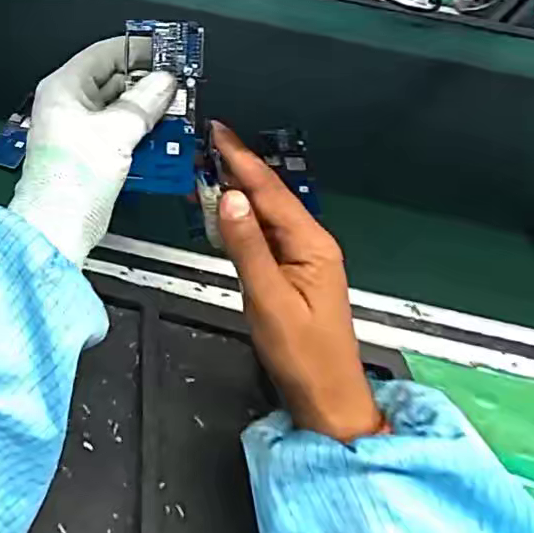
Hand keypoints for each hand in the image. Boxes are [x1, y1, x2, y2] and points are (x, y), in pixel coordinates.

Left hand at [7, 37, 175, 264]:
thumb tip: (165, 81)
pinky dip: (141, 128)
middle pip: (113, 78)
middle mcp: (68, 103)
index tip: (166, 50)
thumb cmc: (70, 180)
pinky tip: (165, 131)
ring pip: (119, 105)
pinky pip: (120, 128)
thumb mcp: (116, 133)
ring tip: (177, 106)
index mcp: (63, 88)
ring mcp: (79, 127)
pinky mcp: (91, 150)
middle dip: (147, 81)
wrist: (57, 228)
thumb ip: (144, 102)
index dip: (136, 50)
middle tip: (179, 82)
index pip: (103, 53)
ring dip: (147, 107)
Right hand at [211, 121, 385, 441]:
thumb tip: (229, 197)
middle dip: (238, 166)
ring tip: (208, 168)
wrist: (328, 400)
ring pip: (265, 211)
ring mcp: (302, 255)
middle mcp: (310, 242)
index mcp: (311, 244)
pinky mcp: (292, 268)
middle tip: (205, 144)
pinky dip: (240, 215)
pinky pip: (263, 230)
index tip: (218, 132)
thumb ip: (247, 246)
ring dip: (237, 189)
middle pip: (269, 195)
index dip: (241, 158)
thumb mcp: (269, 300)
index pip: (270, 190)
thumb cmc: (303, 356)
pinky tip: (224, 209)